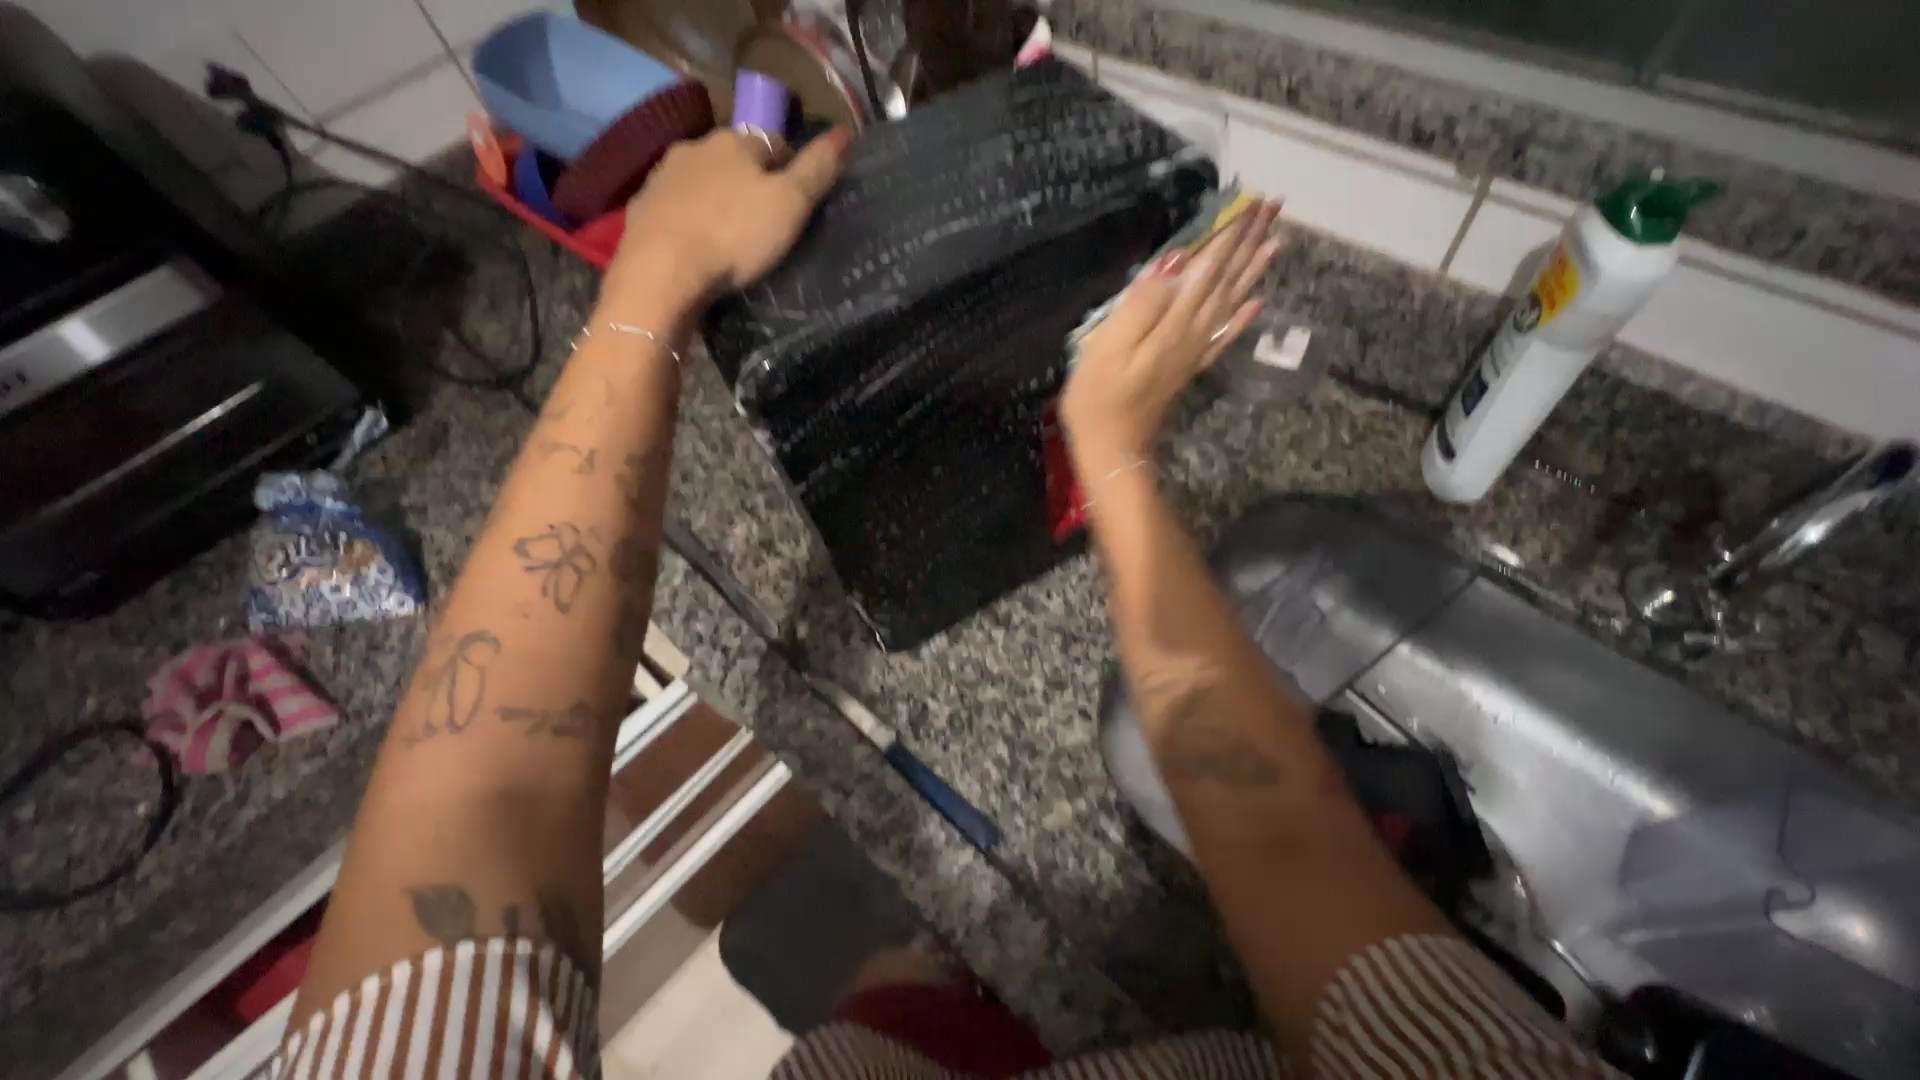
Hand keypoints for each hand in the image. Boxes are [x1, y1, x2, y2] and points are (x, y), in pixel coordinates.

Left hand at [602, 126, 852, 310]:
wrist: (661, 273)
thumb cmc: (734, 236)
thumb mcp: (791, 204)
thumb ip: (818, 169)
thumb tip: (847, 132)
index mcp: (735, 141)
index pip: (774, 143)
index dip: (790, 170)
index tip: (798, 201)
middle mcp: (695, 148)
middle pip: (733, 161)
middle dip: (750, 183)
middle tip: (765, 222)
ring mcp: (662, 177)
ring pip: (701, 183)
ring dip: (716, 201)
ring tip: (730, 237)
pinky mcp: (640, 210)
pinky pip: (675, 209)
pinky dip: (689, 221)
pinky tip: (697, 247)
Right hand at [1060, 200, 1282, 462]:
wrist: (1113, 449)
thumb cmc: (1098, 399)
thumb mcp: (1107, 348)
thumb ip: (1141, 305)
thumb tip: (1173, 267)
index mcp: (1174, 323)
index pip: (1207, 267)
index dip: (1227, 232)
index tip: (1250, 199)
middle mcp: (1193, 333)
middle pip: (1226, 278)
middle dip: (1248, 240)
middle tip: (1273, 203)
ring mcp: (1193, 352)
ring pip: (1231, 301)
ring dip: (1253, 269)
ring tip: (1276, 238)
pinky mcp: (1187, 368)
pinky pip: (1224, 336)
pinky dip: (1243, 316)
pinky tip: (1259, 301)